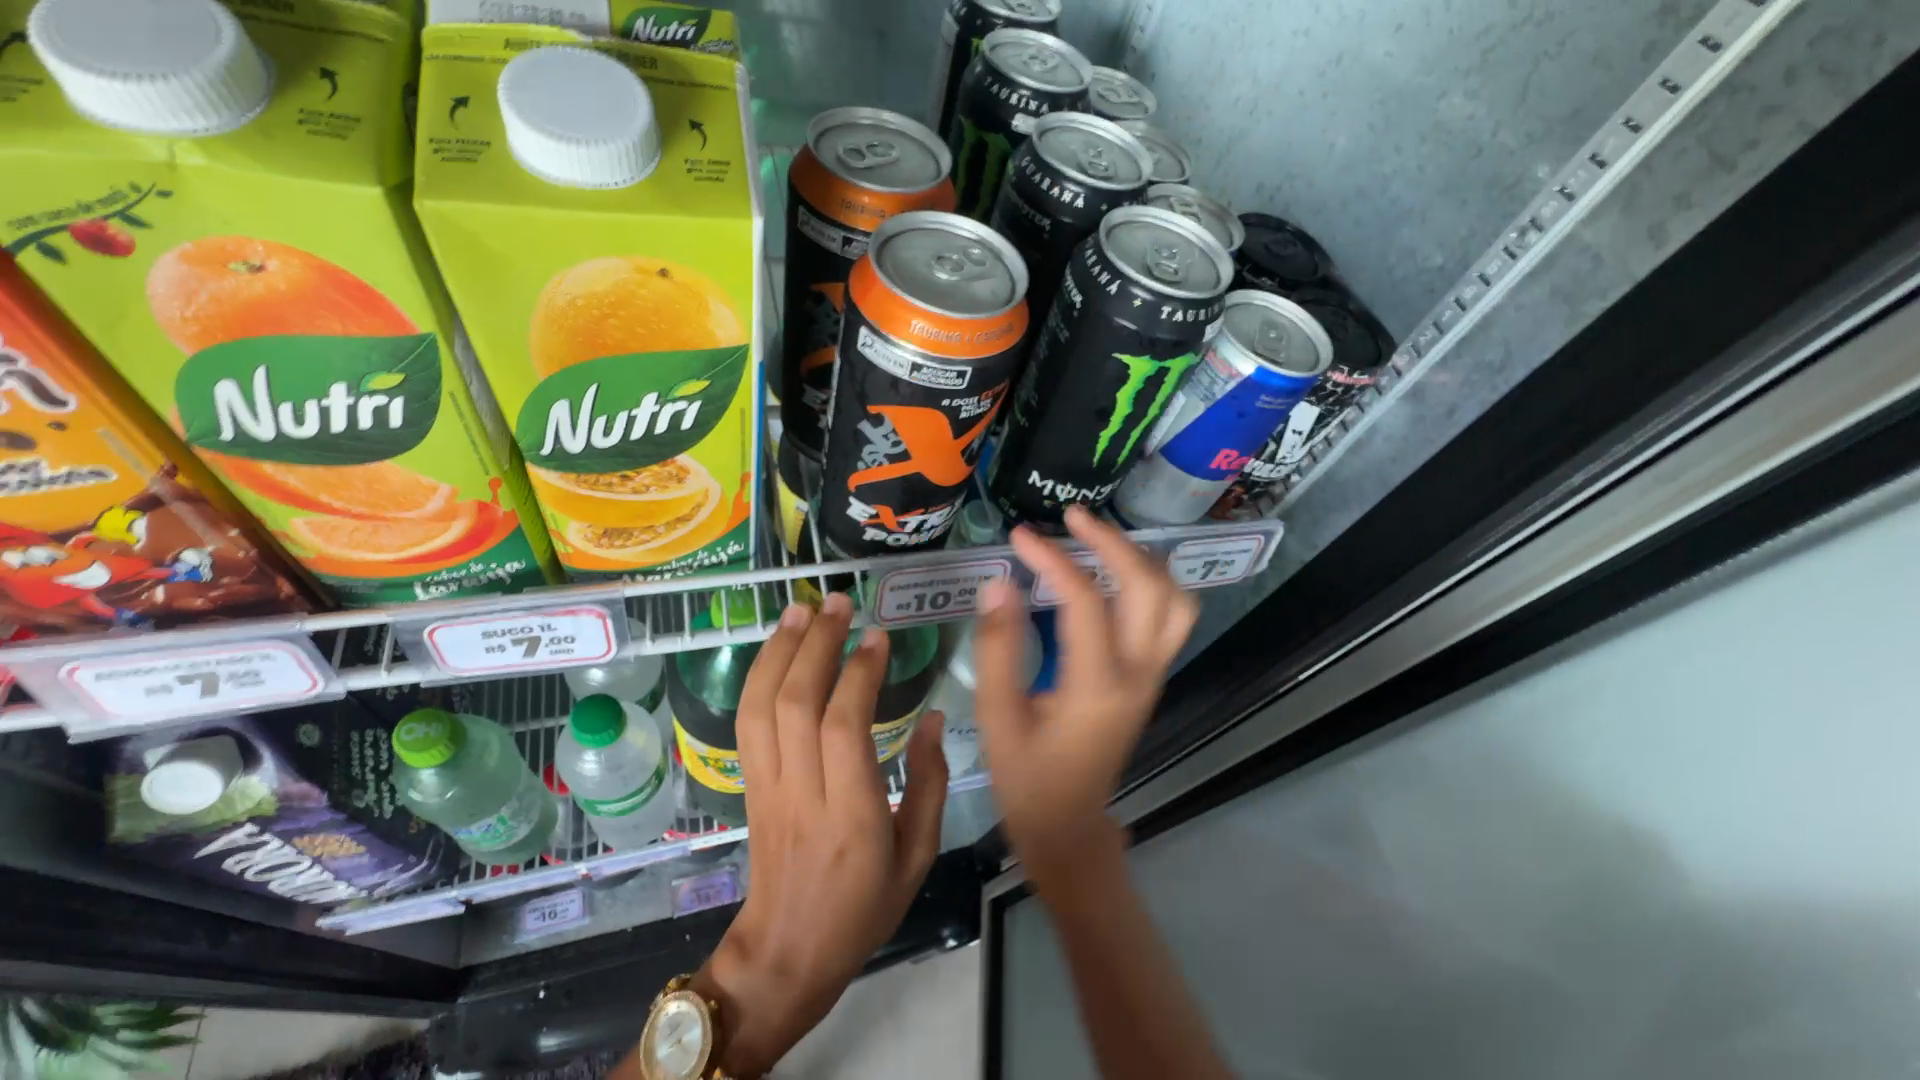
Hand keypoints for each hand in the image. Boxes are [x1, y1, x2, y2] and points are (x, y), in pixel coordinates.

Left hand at [689, 592, 948, 1076]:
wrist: (789, 950)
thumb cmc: (864, 908)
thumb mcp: (919, 856)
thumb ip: (929, 784)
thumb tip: (931, 716)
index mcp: (852, 816)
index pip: (844, 729)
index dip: (858, 675)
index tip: (877, 637)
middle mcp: (803, 794)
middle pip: (796, 705)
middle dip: (816, 645)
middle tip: (837, 603)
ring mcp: (767, 788)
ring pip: (762, 708)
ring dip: (779, 651)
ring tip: (801, 609)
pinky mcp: (749, 786)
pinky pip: (747, 724)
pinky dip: (758, 678)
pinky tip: (777, 649)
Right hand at [973, 505, 1197, 876]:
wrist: (1069, 825)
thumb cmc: (1026, 777)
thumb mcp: (997, 716)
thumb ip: (998, 648)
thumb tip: (998, 581)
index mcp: (1097, 687)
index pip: (1087, 602)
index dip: (1054, 560)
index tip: (1020, 535)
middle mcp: (1138, 676)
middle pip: (1151, 588)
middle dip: (1113, 543)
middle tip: (1072, 518)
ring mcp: (1153, 677)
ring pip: (1176, 601)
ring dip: (1142, 560)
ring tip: (1098, 539)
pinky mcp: (1152, 679)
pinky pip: (1171, 617)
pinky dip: (1150, 582)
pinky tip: (1113, 573)